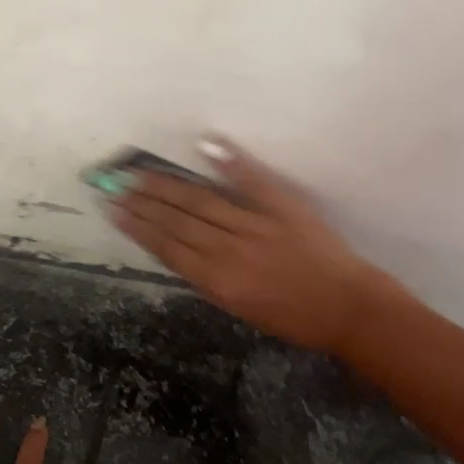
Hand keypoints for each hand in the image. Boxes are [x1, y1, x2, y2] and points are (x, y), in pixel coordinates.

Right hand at [104, 136, 385, 351]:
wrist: (349, 309)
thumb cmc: (293, 317)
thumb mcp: (240, 308)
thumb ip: (206, 278)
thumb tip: (174, 249)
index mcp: (218, 280)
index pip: (167, 246)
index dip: (138, 226)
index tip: (114, 209)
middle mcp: (230, 250)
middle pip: (177, 219)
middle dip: (144, 201)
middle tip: (117, 184)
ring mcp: (256, 225)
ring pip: (201, 200)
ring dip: (167, 185)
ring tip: (140, 174)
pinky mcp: (282, 207)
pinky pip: (251, 180)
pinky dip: (228, 161)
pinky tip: (204, 146)